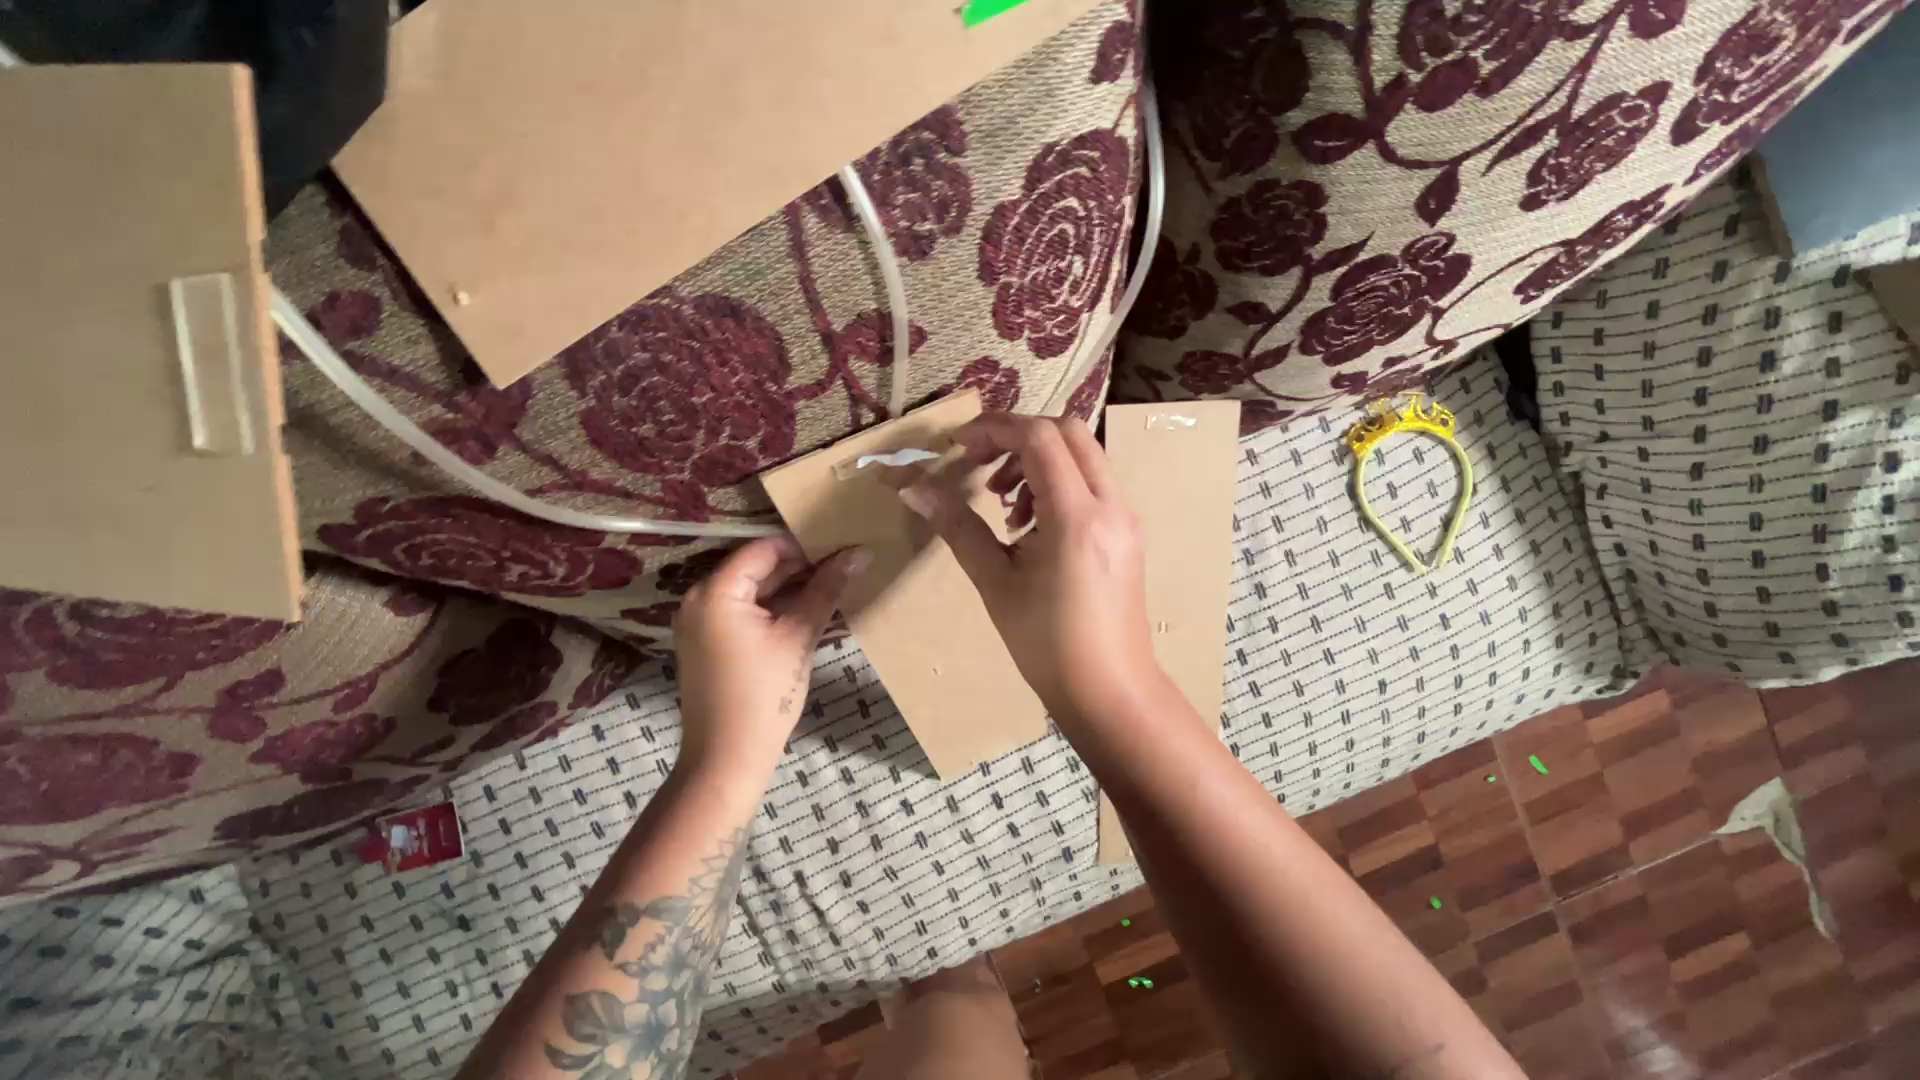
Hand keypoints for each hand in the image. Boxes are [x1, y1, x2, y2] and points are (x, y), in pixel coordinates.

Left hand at [673, 537, 868, 779]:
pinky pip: (744, 613)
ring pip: (753, 592)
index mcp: (716, 592)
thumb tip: (858, 553)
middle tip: (845, 563)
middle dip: (800, 566)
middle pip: (756, 569)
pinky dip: (774, 610)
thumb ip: (826, 591)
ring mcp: (701, 623)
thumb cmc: (763, 695)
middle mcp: (699, 599)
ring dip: (790, 589)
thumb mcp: (798, 638)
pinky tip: (810, 610)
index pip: (764, 549)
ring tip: (835, 584)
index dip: (805, 545)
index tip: (842, 543)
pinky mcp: (709, 644)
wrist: (727, 759)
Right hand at [898, 414, 1163, 726]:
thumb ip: (957, 526)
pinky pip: (1094, 483)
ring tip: (1006, 508)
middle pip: (1068, 431)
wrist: (1108, 690)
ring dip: (1040, 461)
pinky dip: (1060, 483)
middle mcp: (1111, 505)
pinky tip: (1032, 527)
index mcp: (1076, 516)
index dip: (994, 429)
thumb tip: (914, 489)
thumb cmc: (1045, 643)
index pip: (1039, 437)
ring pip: (1084, 455)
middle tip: (982, 468)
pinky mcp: (1128, 532)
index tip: (958, 447)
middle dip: (1019, 437)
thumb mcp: (994, 582)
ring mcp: (1126, 517)